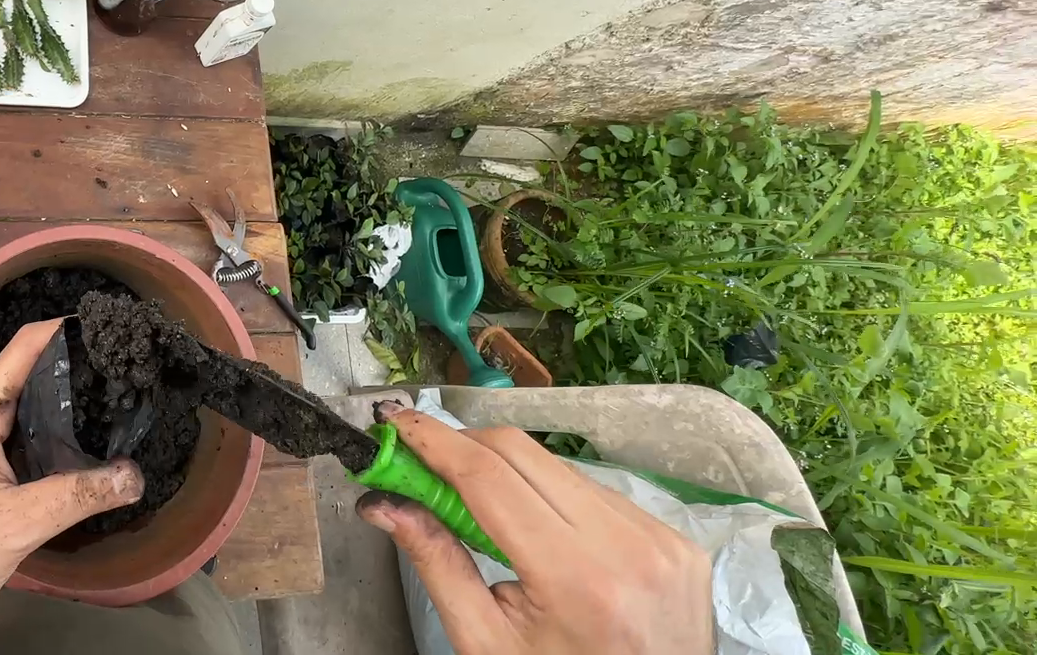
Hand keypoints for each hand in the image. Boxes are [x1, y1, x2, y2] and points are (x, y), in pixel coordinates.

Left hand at [0, 318, 143, 654]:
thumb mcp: (19, 525)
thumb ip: (78, 496)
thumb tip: (135, 474)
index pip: (22, 347)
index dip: (60, 329)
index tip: (103, 326)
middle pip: (25, 373)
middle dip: (69, 364)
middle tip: (120, 366)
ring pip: (20, 408)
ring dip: (58, 400)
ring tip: (108, 399)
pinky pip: (15, 437)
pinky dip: (46, 433)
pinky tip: (74, 449)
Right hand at [357, 406, 713, 654]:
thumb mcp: (484, 641)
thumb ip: (433, 560)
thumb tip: (379, 501)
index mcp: (578, 580)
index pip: (487, 475)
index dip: (432, 438)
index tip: (394, 421)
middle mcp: (628, 546)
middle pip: (517, 451)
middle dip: (459, 445)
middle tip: (421, 461)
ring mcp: (659, 538)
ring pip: (550, 462)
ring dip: (501, 466)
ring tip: (476, 503)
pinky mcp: (673, 536)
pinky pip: (585, 484)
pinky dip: (543, 488)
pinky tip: (532, 523)